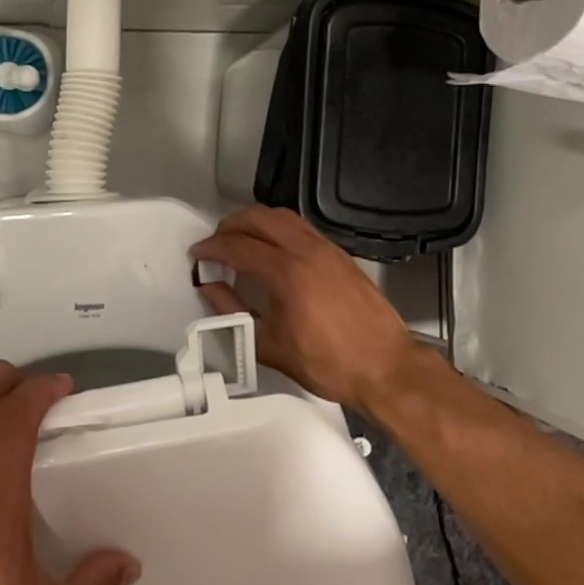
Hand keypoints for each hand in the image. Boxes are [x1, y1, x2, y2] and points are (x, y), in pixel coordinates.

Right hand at [190, 205, 438, 414]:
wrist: (385, 368)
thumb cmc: (331, 364)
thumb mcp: (270, 345)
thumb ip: (233, 313)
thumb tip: (212, 291)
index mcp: (288, 272)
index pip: (238, 246)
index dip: (211, 248)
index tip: (198, 255)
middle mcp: (308, 251)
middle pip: (259, 218)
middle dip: (230, 226)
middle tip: (215, 244)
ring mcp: (329, 250)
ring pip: (283, 216)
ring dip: (256, 222)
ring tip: (241, 242)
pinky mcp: (342, 256)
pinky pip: (303, 228)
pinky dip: (280, 229)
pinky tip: (273, 252)